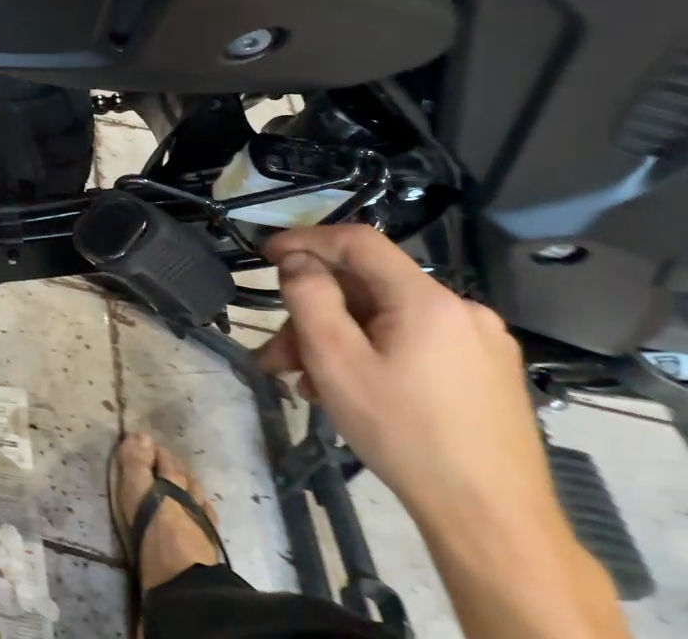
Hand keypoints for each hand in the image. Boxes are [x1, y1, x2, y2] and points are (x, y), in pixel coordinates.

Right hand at [256, 226, 549, 524]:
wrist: (490, 516)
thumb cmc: (403, 432)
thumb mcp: (335, 360)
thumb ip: (309, 298)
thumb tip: (298, 261)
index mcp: (428, 300)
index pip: (358, 241)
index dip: (305, 239)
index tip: (264, 256)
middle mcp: (462, 310)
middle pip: (368, 289)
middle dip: (313, 312)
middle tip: (276, 354)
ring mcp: (481, 343)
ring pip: (387, 320)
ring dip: (338, 341)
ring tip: (307, 383)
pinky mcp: (487, 374)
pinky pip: (414, 343)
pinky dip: (372, 355)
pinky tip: (351, 391)